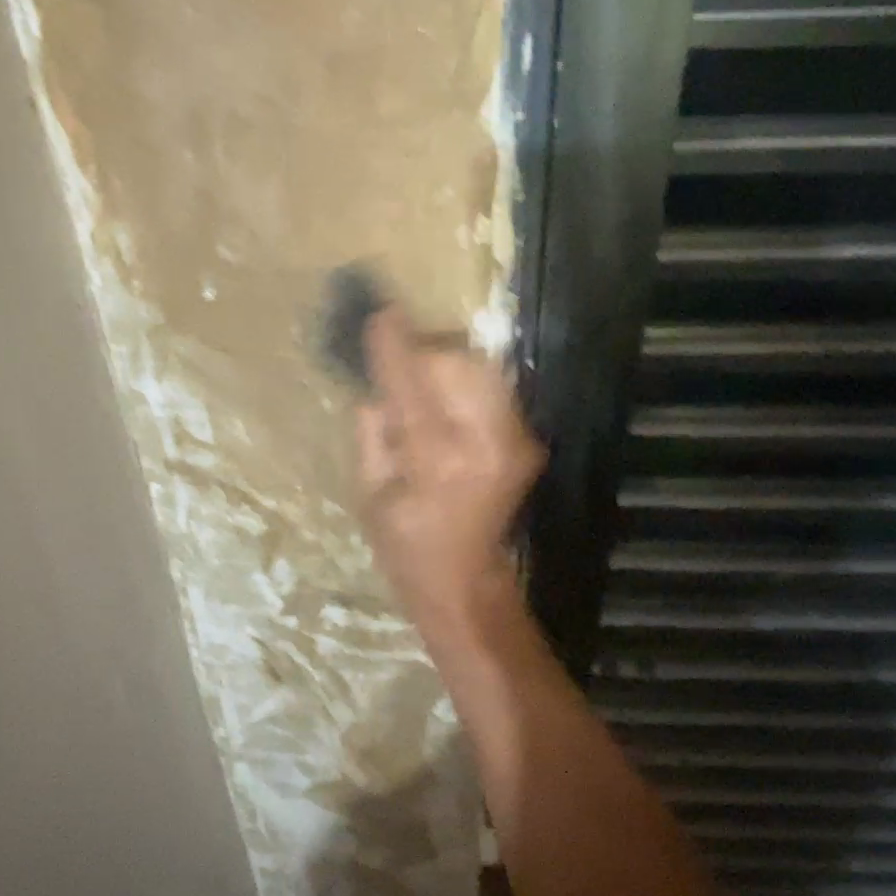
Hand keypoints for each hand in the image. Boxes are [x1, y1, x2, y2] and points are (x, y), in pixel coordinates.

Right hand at [354, 307, 545, 635]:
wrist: (466, 582)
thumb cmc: (405, 546)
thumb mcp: (369, 492)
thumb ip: (373, 429)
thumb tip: (379, 382)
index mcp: (436, 459)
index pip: (413, 382)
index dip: (395, 343)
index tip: (382, 312)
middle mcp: (484, 442)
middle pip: (458, 363)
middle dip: (426, 352)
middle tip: (401, 365)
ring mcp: (514, 440)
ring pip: (482, 368)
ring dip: (449, 364)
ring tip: (424, 386)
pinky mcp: (527, 441)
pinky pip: (494, 389)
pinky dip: (467, 385)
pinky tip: (448, 406)